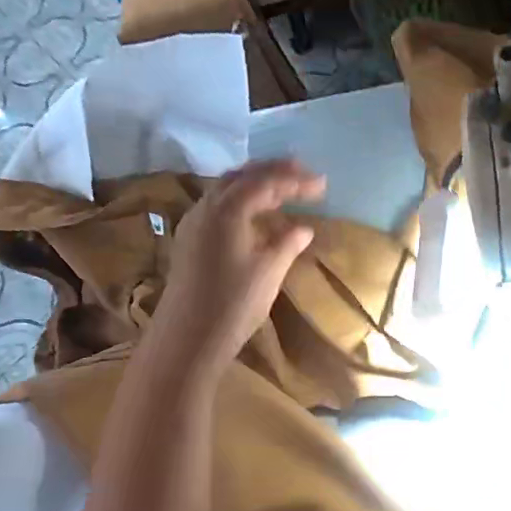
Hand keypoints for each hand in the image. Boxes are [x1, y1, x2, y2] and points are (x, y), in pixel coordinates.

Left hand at [152, 159, 325, 369]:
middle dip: (272, 171)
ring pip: (225, 190)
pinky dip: (239, 201)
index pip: (266, 182)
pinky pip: (216, 207)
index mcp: (228, 210)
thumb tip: (303, 229)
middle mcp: (206, 207)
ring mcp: (193, 224)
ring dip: (254, 184)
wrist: (187, 338)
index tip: (322, 184)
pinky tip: (251, 216)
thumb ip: (287, 245)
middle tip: (301, 171)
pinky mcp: (188, 242)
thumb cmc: (233, 305)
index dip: (295, 181)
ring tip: (279, 189)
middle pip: (241, 176)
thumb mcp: (268, 273)